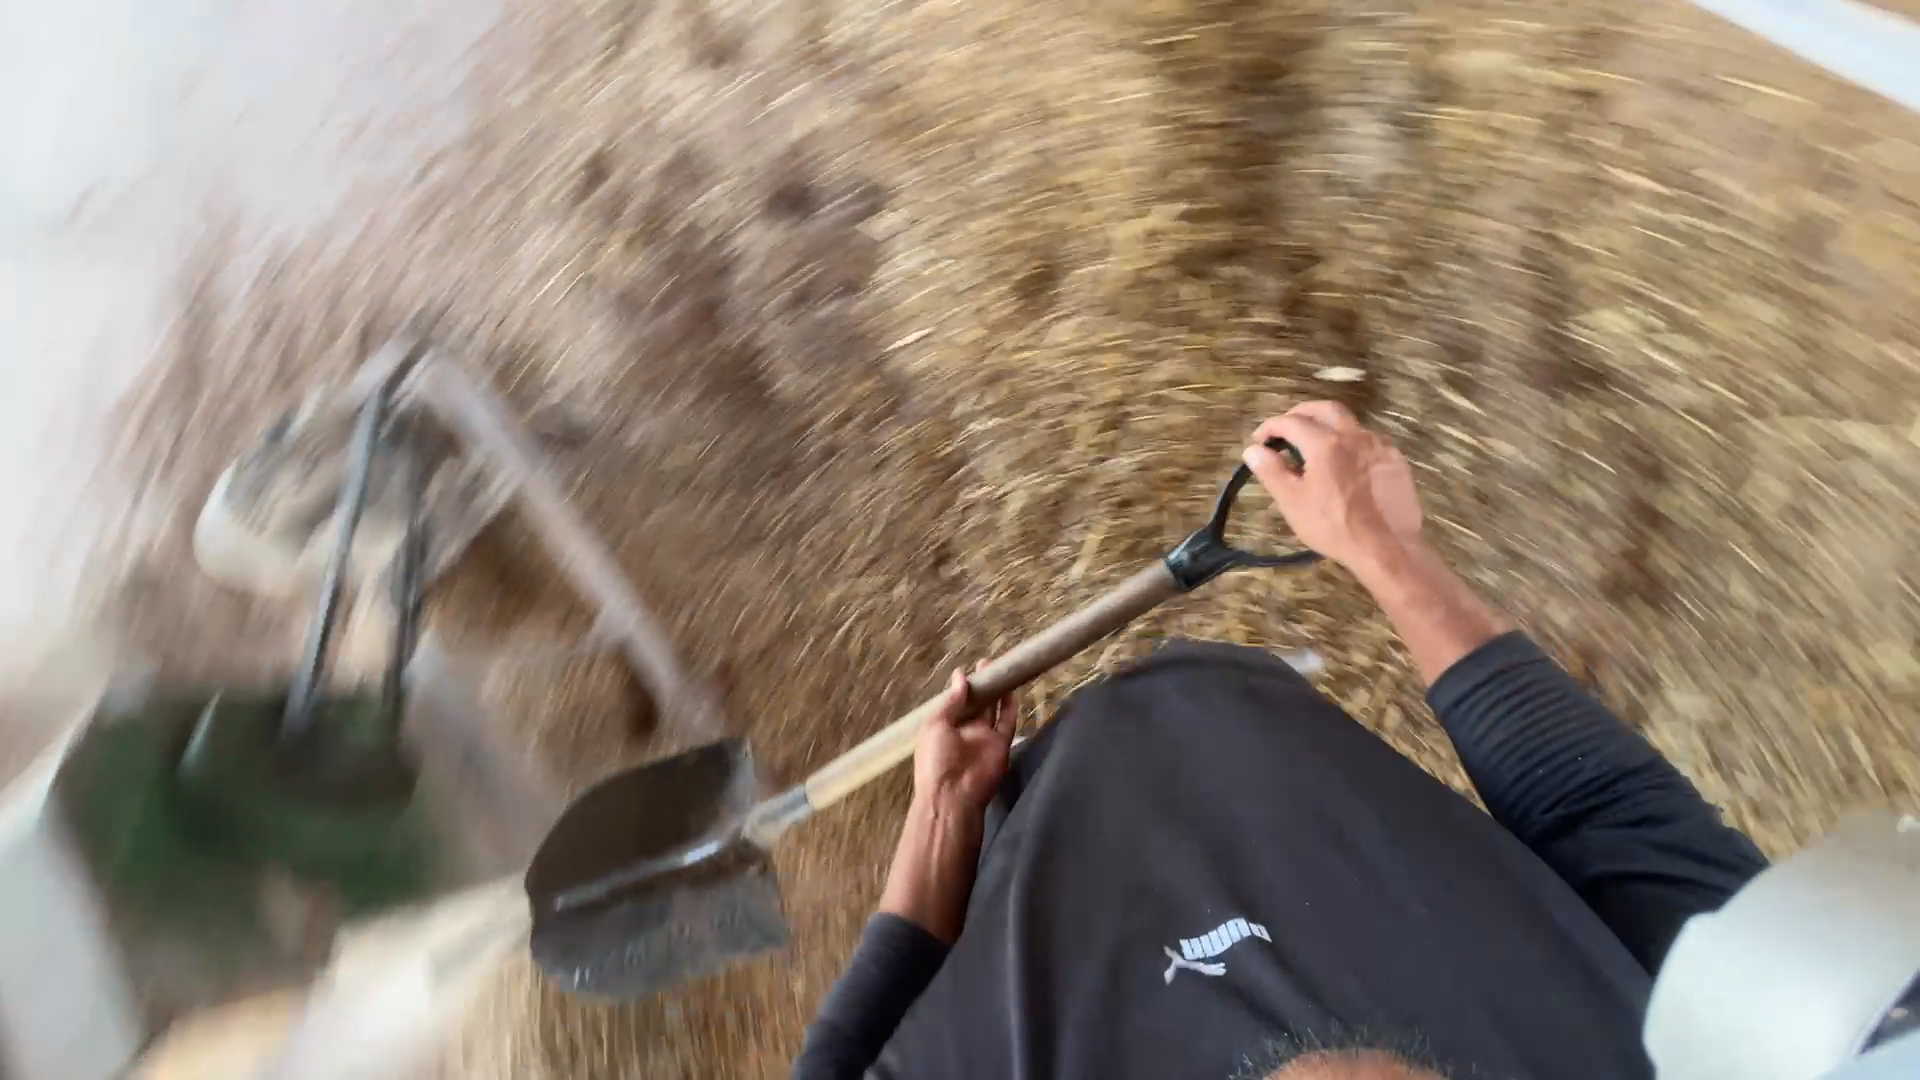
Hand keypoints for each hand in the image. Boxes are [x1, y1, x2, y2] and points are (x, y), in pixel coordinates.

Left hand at [912, 667, 1014, 816]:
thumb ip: (951, 702)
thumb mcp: (936, 725)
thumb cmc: (937, 759)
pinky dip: (1010, 706)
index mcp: (945, 727)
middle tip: (986, 664)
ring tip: (998, 669)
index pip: (955, 703)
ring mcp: (984, 737)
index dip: (960, 687)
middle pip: (975, 704)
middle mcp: (965, 730)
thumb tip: (960, 678)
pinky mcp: (1001, 744)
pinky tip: (1010, 689)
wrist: (954, 795)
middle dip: (980, 685)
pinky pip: (1007, 722)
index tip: (966, 670)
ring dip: (995, 691)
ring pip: (992, 709)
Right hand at [1242, 402, 1424, 572]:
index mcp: (1325, 444)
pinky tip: (1343, 464)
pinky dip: (1348, 442)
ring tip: (1313, 448)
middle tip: (1285, 429)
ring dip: (1326, 427)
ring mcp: (1379, 446)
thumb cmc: (1332, 526)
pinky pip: (1367, 440)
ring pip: (1349, 423)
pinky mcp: (1395, 460)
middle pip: (1325, 409)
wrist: (1386, 547)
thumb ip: (1271, 471)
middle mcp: (1354, 435)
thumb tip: (1252, 450)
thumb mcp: (1292, 502)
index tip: (1258, 441)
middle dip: (1300, 413)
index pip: (1291, 422)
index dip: (1270, 427)